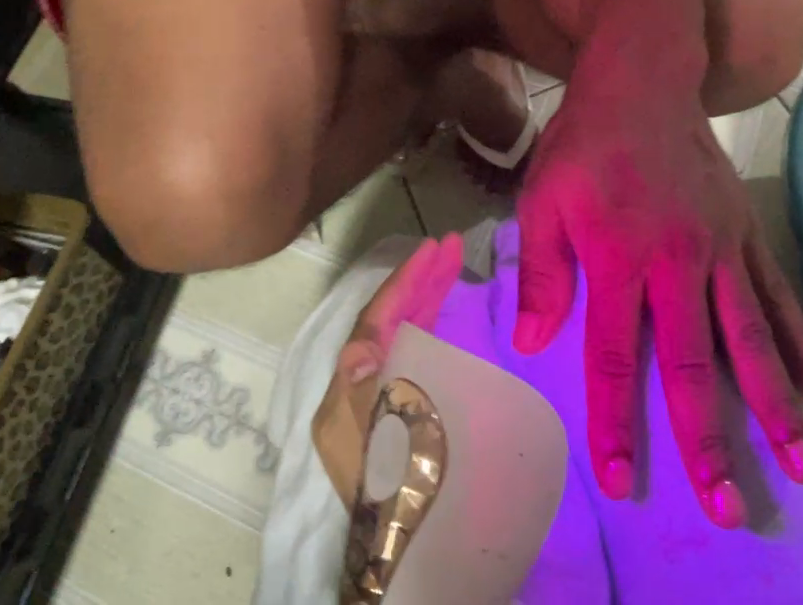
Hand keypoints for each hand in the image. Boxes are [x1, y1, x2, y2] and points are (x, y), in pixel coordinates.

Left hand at [313, 234, 464, 507]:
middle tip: (452, 246)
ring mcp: (381, 399)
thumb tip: (360, 351)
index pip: (375, 323)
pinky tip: (449, 314)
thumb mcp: (376, 452)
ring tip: (454, 264)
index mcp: (349, 395)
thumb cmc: (394, 502)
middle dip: (419, 281)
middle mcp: (361, 389)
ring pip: (402, 335)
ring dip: (427, 298)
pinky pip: (414, 356)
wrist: (401, 557)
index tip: (434, 249)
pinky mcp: (402, 412)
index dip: (404, 284)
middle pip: (388, 321)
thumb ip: (365, 402)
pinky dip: (432, 328)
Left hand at [515, 75, 802, 529]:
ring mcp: (723, 248)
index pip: (617, 359)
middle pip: (697, 365)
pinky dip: (799, 343)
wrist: (640, 83)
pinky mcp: (747, 232)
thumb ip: (540, 273)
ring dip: (775, 407)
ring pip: (753, 340)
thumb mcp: (542, 201)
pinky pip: (778, 295)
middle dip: (710, 440)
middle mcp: (680, 263)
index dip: (616, 424)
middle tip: (730, 508)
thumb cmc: (582, 145)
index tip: (622, 483)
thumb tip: (535, 345)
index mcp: (620, 259)